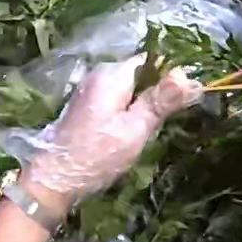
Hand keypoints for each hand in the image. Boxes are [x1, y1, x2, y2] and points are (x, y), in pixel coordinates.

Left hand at [16, 56, 201, 229]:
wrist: (53, 181)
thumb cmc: (97, 156)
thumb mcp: (135, 130)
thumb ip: (161, 101)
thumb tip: (188, 75)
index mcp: (111, 74)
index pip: (151, 60)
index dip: (171, 76)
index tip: (187, 96)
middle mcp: (98, 75)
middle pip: (139, 74)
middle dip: (157, 92)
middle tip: (170, 118)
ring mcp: (89, 90)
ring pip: (128, 88)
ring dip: (143, 104)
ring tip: (152, 128)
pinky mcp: (85, 106)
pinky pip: (116, 99)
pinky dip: (128, 111)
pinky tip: (132, 132)